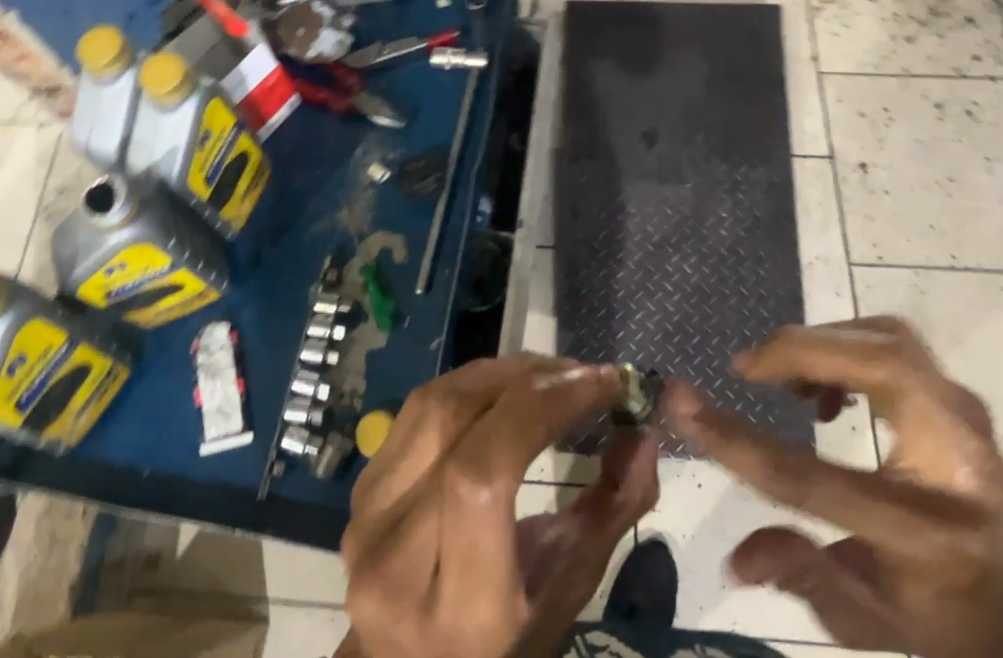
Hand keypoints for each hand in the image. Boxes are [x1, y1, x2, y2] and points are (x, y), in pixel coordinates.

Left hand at [339, 355, 659, 657]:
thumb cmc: (503, 642)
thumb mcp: (568, 593)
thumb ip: (611, 512)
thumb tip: (643, 430)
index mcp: (458, 605)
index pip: (482, 477)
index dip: (542, 410)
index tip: (602, 383)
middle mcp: (394, 554)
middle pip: (452, 426)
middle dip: (528, 383)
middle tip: (584, 373)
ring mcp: (365, 516)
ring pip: (429, 406)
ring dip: (498, 373)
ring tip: (551, 372)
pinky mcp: (359, 488)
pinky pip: (415, 414)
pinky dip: (468, 387)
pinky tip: (506, 388)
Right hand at [665, 318, 1002, 657]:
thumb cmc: (934, 616)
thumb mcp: (866, 623)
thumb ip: (805, 578)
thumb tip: (738, 555)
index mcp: (931, 536)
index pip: (817, 479)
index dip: (740, 443)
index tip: (680, 403)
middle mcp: (961, 465)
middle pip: (888, 368)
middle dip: (803, 351)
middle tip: (743, 367)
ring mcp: (969, 424)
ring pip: (894, 342)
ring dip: (822, 343)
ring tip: (774, 376)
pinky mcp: (961, 402)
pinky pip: (898, 346)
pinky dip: (845, 345)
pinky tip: (817, 389)